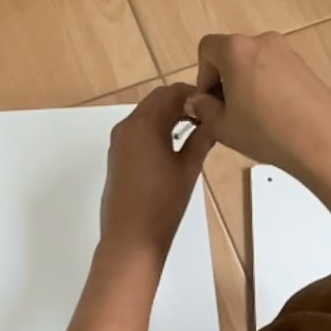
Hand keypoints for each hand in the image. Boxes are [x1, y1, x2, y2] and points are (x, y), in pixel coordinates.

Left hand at [99, 84, 214, 263]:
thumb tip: (213, 120)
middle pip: (156, 100)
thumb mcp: (188, 168)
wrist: (131, 237)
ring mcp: (118, 141)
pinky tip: (174, 143)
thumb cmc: (163, 203)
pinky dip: (156, 128)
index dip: (194, 94)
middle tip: (206, 115)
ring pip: (146, 114)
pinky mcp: (116, 155)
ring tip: (195, 129)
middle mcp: (127, 126)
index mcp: (145, 124)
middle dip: (181, 103)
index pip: (171, 93)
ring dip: (168, 115)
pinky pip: (137, 130)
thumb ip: (201, 138)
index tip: (214, 103)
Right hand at [184, 32, 330, 185]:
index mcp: (236, 50)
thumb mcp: (223, 126)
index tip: (210, 103)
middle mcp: (262, 42)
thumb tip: (196, 101)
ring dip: (246, 85)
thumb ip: (203, 109)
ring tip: (254, 118)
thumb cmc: (265, 131)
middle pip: (232, 55)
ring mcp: (288, 52)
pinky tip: (276, 117)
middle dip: (224, 80)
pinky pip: (276, 72)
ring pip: (255, 64)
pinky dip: (268, 88)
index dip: (202, 76)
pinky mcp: (307, 67)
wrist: (325, 141)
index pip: (206, 49)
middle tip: (229, 113)